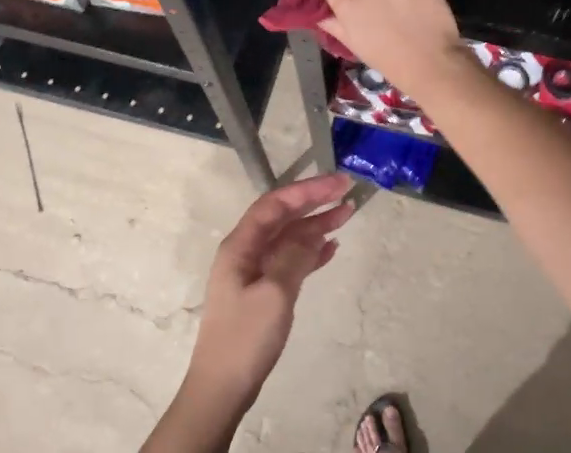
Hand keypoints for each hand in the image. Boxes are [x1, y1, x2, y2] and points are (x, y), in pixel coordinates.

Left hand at [186, 172, 357, 406]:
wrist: (222, 388)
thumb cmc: (245, 338)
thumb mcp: (273, 294)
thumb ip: (294, 257)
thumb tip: (313, 231)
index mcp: (240, 246)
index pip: (275, 204)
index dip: (306, 190)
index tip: (337, 183)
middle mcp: (245, 252)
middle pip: (282, 217)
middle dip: (313, 202)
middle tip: (347, 191)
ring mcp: (254, 273)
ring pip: (289, 239)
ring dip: (316, 226)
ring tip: (347, 215)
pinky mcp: (264, 293)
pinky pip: (290, 262)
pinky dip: (311, 252)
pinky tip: (331, 248)